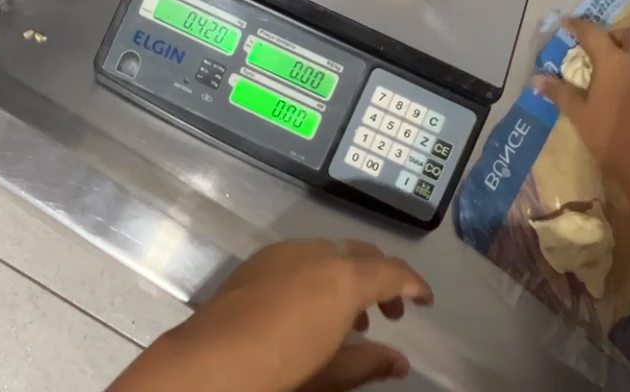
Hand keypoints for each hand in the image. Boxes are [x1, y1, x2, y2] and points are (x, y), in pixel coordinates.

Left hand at [110, 239, 432, 391]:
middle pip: (362, 255)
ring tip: (352, 319)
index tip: (426, 301)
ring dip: (349, 276)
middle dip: (382, 278)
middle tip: (392, 313)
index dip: (413, 285)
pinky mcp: (258, 260)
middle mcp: (317, 253)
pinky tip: (312, 308)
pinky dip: (320, 274)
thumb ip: (367, 363)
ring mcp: (284, 252)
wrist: (203, 367)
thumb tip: (401, 360)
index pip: (391, 271)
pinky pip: (303, 256)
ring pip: (331, 252)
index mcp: (342, 279)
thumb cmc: (277, 376)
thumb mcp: (329, 378)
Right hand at [534, 16, 629, 246]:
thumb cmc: (612, 138)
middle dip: (614, 35)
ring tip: (621, 64)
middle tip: (600, 49)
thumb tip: (536, 79)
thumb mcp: (580, 116)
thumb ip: (560, 93)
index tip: (567, 23)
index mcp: (613, 61)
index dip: (577, 25)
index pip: (592, 33)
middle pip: (629, 32)